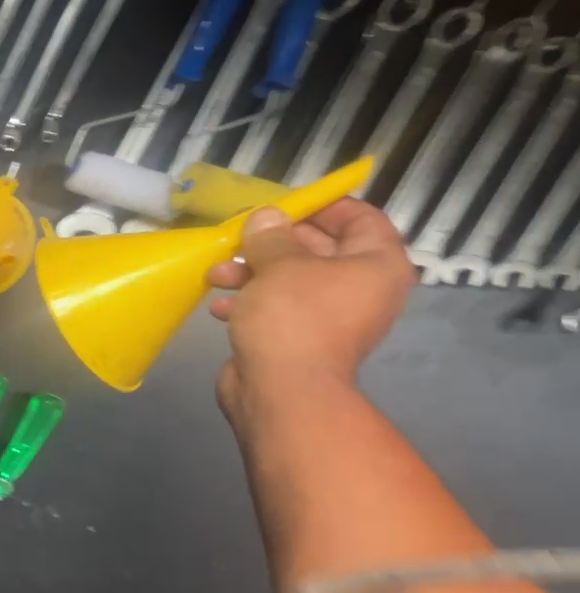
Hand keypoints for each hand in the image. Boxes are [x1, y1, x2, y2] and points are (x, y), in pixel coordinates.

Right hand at [206, 198, 411, 424]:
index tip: (285, 202)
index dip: (323, 206)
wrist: (283, 389)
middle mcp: (360, 287)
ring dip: (251, 274)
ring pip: (289, 281)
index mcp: (376, 264)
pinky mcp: (298, 339)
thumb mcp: (279, 266)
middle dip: (273, 243)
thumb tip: (266, 216)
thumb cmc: (293, 318)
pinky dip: (248, 303)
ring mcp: (329, 317)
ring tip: (215, 274)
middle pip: (318, 250)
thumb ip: (271, 237)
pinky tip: (219, 306)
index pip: (360, 219)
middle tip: (238, 237)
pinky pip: (275, 309)